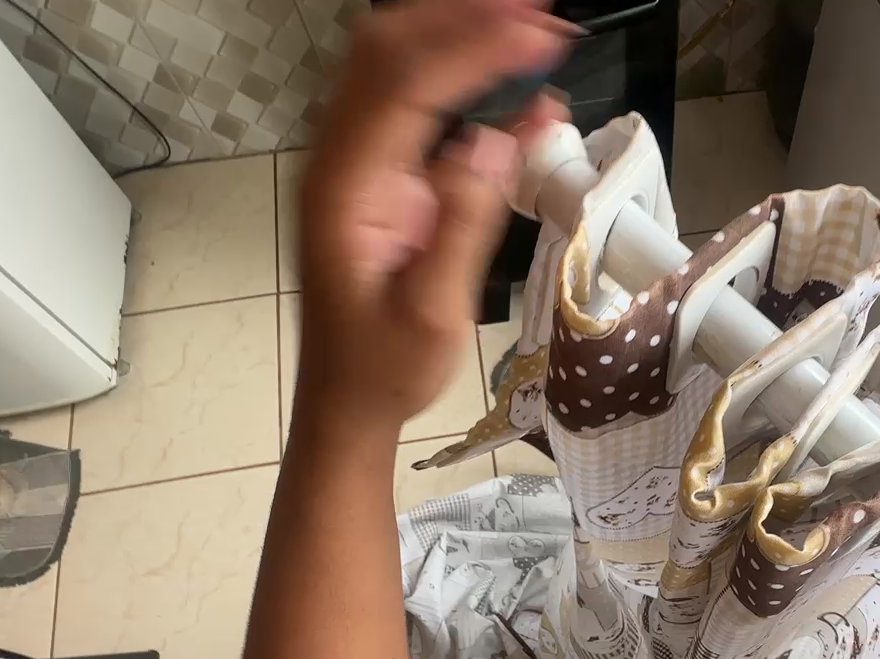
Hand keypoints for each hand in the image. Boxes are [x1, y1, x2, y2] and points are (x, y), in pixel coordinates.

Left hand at [294, 0, 572, 433]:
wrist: (346, 399)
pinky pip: (411, 109)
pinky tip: (507, 89)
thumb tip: (494, 143)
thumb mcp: (431, 313)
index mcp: (344, 187)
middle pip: (389, 48)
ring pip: (394, 65)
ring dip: (458, 35)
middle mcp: (338, 159)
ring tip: (527, 30)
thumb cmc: (384, 369)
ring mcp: (352, 166)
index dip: (476, 47)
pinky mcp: (373, 181)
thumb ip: (460, 226)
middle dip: (464, 18)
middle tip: (540, 15)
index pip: (407, 84)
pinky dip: (458, 84)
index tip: (540, 34)